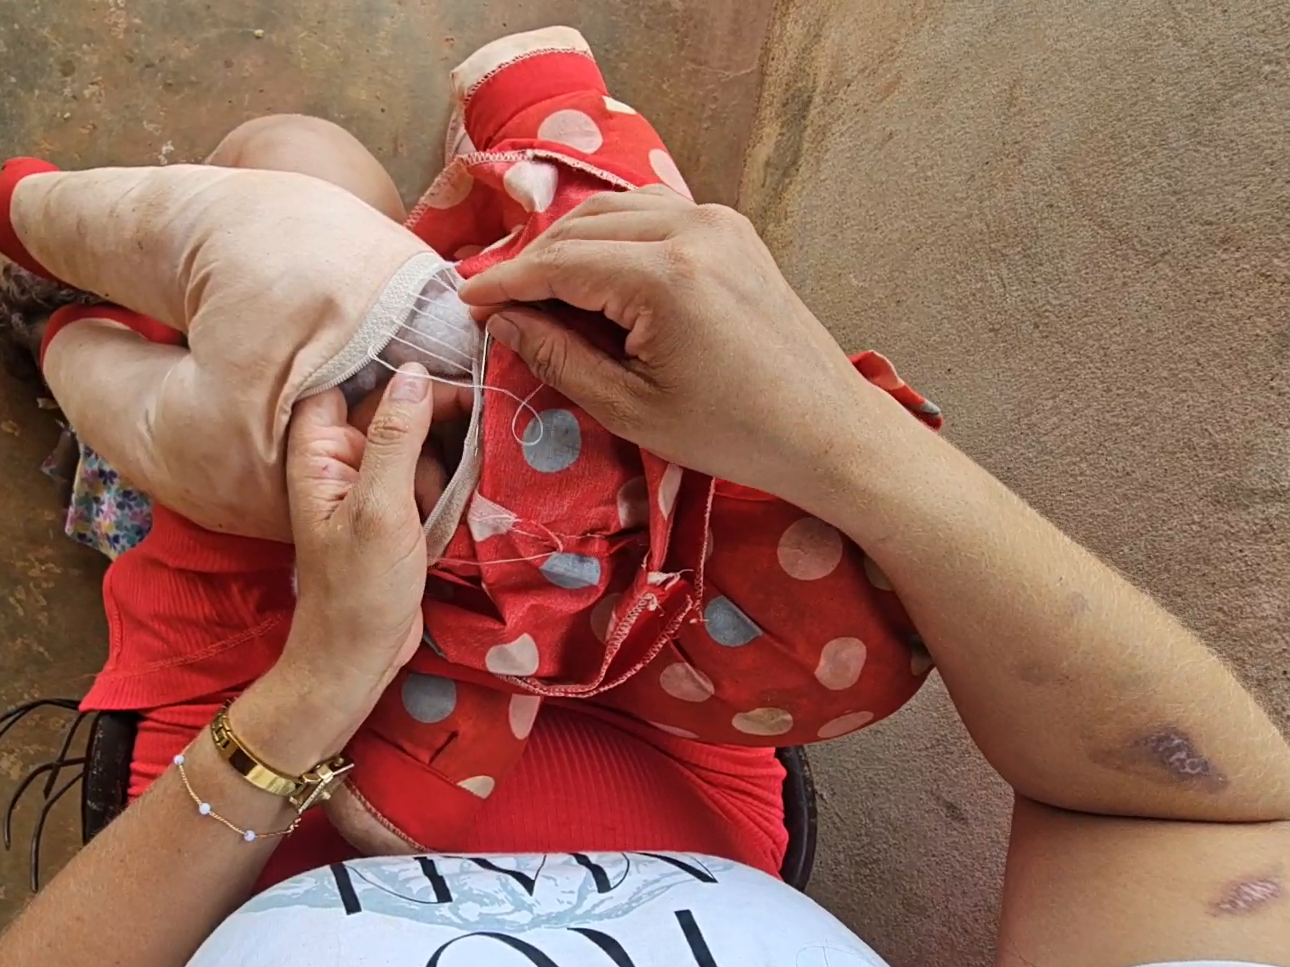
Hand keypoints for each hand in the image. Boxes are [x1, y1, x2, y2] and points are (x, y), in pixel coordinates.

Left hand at [269, 363, 436, 738]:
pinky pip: (423, 476)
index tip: (439, 360)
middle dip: (428, 420)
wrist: (360, 656)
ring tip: (435, 506)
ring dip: (437, 463)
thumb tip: (415, 374)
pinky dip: (441, 487)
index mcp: (318, 452)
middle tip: (470, 421)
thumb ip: (395, 438)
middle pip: (388, 408)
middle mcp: (339, 461)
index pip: (344, 381)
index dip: (387, 366)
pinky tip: (441, 517)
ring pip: (414, 443)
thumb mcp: (381, 508)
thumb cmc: (360, 588)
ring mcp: (368, 486)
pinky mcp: (393, 509)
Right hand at [458, 187, 910, 507]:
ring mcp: (717, 221)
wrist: (824, 429)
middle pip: (580, 226)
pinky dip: (607, 236)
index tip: (464, 302)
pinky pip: (648, 215)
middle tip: (495, 303)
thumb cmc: (727, 433)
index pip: (558, 263)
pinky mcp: (731, 230)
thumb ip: (558, 356)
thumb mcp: (627, 407)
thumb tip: (504, 324)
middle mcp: (692, 228)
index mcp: (664, 276)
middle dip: (529, 262)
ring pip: (612, 211)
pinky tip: (589, 271)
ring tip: (533, 289)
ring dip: (564, 245)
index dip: (503, 283)